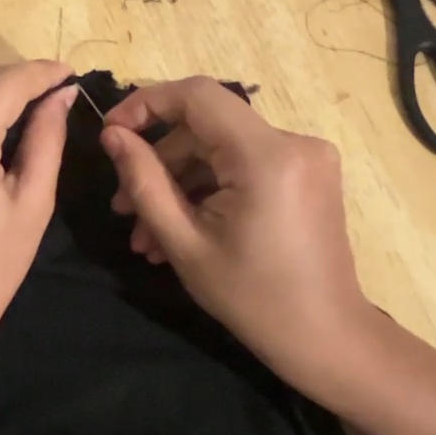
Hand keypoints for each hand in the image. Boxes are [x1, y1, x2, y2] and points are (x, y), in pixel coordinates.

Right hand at [99, 77, 371, 388]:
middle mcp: (293, 142)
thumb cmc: (251, 298)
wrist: (325, 338)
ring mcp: (305, 157)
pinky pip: (243, 166)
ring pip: (221, 150)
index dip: (146, 104)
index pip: (197, 96)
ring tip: (146, 236)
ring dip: (179, 185)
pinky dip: (209, 191)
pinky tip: (182, 231)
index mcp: (265, 155)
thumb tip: (112, 135)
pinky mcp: (307, 174)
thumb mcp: (183, 242)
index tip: (110, 133)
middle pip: (206, 128)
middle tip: (123, 208)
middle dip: (159, 163)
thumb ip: (144, 181)